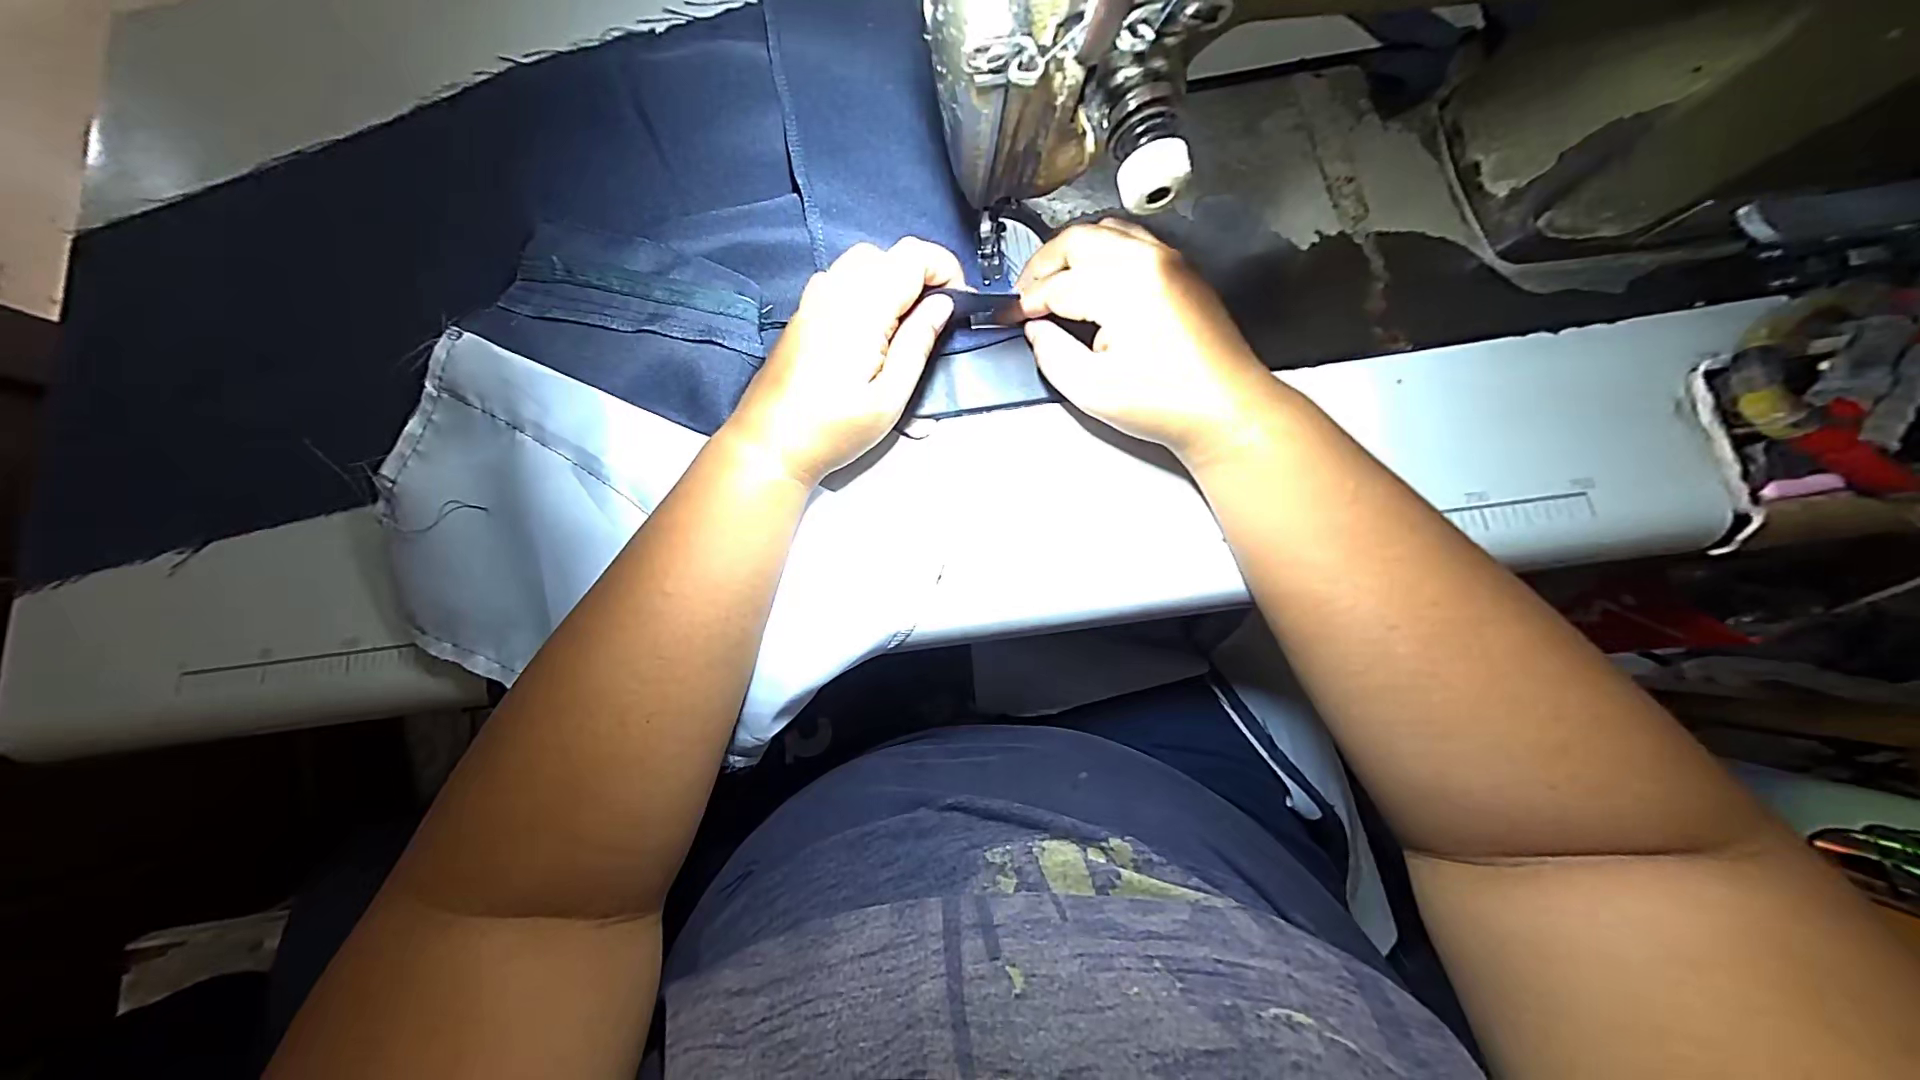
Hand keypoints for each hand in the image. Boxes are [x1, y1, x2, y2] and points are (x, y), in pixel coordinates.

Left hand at [722, 239, 960, 486]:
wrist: (770, 443)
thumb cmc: (828, 430)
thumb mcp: (889, 397)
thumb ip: (918, 343)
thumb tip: (941, 307)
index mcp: (861, 308)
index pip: (913, 255)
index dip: (945, 270)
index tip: (956, 302)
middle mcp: (834, 291)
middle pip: (890, 254)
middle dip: (921, 276)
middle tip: (934, 319)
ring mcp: (813, 298)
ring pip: (865, 262)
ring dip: (893, 282)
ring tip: (904, 327)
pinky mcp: (803, 311)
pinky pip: (842, 280)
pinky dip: (868, 290)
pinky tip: (872, 332)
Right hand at [1017, 219, 1286, 464]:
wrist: (1227, 410)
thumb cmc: (1171, 403)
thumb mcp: (1091, 389)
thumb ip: (1051, 354)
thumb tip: (1037, 331)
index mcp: (1124, 285)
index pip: (1057, 283)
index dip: (1026, 302)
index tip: (1010, 316)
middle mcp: (1148, 260)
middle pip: (1076, 241)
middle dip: (1041, 266)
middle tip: (1023, 295)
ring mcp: (1169, 261)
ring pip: (1104, 232)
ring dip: (1070, 254)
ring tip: (1052, 285)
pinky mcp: (1180, 271)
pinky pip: (1131, 241)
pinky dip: (1101, 253)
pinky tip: (1090, 282)